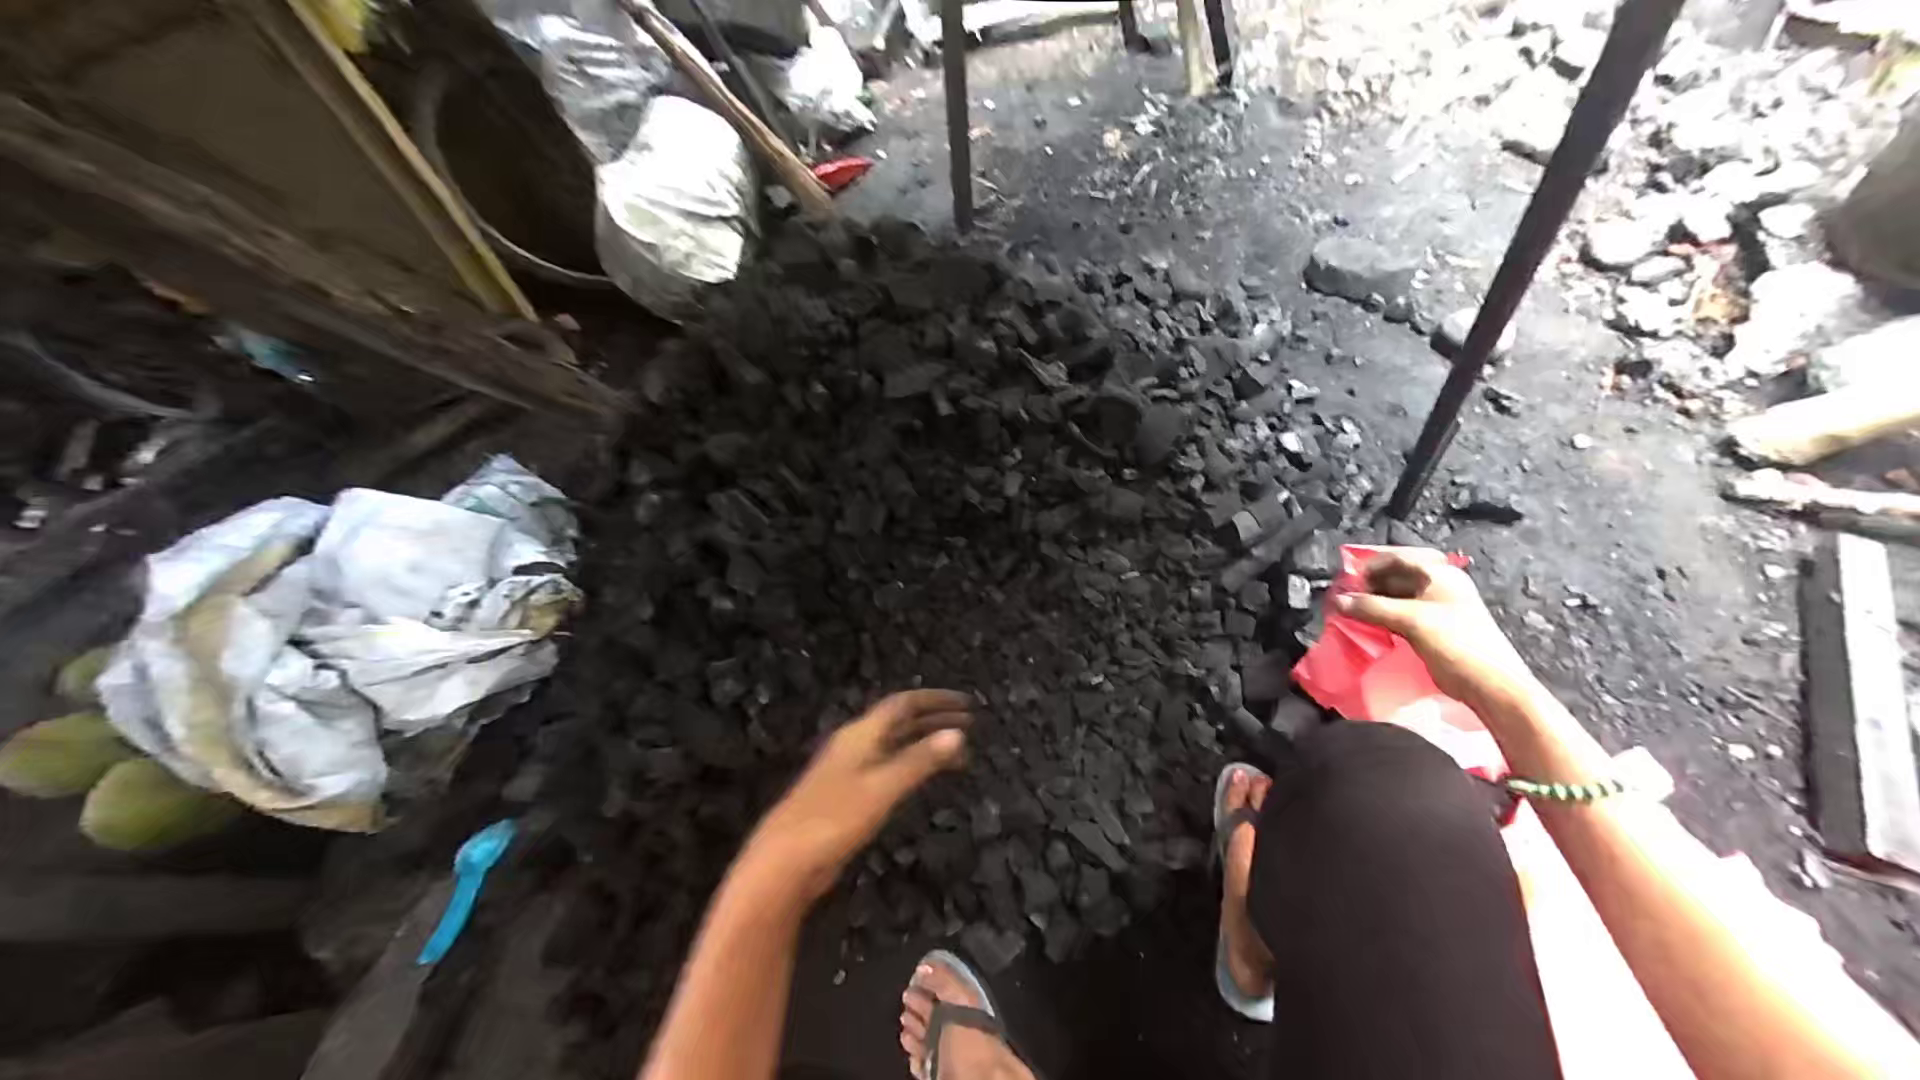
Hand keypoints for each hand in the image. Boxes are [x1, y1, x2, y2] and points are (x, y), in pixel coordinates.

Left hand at [740, 690, 973, 901]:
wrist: (785, 860)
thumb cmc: (835, 818)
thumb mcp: (883, 786)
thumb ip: (920, 760)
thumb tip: (957, 733)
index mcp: (861, 733)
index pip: (903, 704)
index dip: (935, 699)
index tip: (967, 703)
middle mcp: (855, 744)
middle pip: (899, 722)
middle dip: (934, 719)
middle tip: (969, 724)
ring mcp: (849, 769)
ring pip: (895, 745)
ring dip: (925, 743)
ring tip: (958, 752)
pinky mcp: (848, 794)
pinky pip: (888, 766)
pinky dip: (912, 764)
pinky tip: (923, 777)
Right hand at [1332, 547, 1540, 714]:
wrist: (1489, 684)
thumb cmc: (1456, 642)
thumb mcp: (1411, 620)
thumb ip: (1371, 607)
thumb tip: (1337, 601)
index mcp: (1441, 574)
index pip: (1398, 557)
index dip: (1371, 564)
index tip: (1347, 579)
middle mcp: (1438, 585)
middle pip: (1395, 575)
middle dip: (1368, 584)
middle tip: (1344, 596)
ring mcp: (1435, 607)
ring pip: (1394, 595)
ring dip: (1372, 601)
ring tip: (1349, 610)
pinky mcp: (1429, 627)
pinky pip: (1398, 613)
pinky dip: (1380, 615)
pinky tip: (1365, 623)